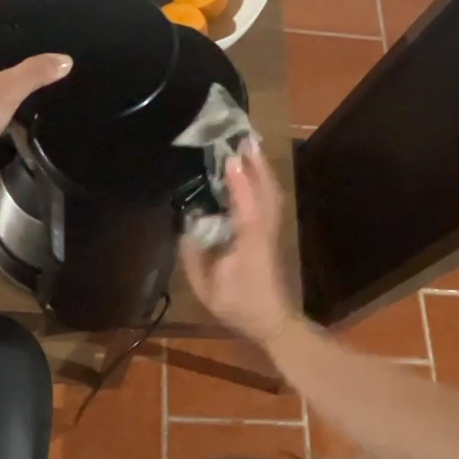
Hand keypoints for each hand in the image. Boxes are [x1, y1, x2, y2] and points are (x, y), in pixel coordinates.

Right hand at [180, 140, 299, 342]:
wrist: (273, 322)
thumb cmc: (239, 306)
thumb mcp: (207, 287)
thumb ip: (193, 256)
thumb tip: (186, 226)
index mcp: (249, 242)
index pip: (246, 205)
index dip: (239, 181)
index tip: (230, 157)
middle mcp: (264, 230)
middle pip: (265, 190)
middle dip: (256, 163)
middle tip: (243, 136)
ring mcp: (272, 231)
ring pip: (272, 193)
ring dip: (262, 169)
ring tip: (249, 147)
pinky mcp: (272, 234)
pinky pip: (270, 201)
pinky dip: (263, 182)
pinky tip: (254, 174)